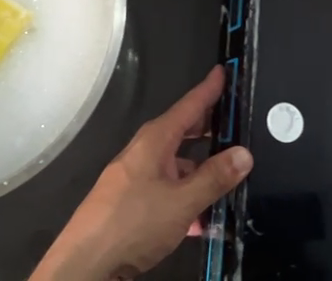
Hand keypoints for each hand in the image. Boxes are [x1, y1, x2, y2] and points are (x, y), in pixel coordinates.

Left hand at [31, 65, 251, 280]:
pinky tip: (202, 220)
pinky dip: (186, 197)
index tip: (223, 70)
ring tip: (229, 179)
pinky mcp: (132, 202)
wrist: (87, 263)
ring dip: (200, 172)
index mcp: (156, 139)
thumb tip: (244, 153)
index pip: (189, 105)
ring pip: (176, 165)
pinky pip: (166, 189)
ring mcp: (136, 176)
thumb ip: (215, 178)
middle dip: (209, 129)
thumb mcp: (182, 202)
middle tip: (236, 124)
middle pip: (183, 132)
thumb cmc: (135, 222)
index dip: (209, 89)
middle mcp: (145, 151)